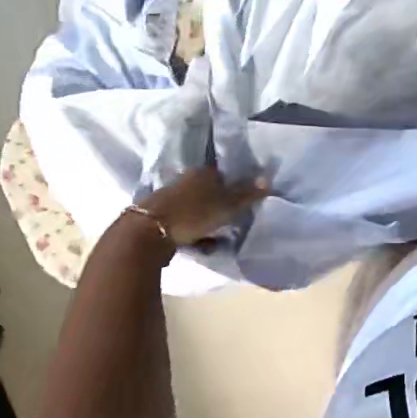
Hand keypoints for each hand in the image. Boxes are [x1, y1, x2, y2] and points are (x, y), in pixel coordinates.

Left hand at [133, 166, 269, 246]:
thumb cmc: (193, 214)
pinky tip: (203, 245)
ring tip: (220, 235)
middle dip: (220, 204)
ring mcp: (170, 200)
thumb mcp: (226, 205)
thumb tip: (268, 177)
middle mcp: (184, 181)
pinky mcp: (160, 219)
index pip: (222, 173)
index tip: (243, 200)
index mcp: (201, 172)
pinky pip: (185, 224)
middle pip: (208, 191)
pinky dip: (195, 233)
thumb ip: (247, 193)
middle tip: (233, 219)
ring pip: (196, 208)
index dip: (234, 185)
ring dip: (207, 220)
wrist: (148, 233)